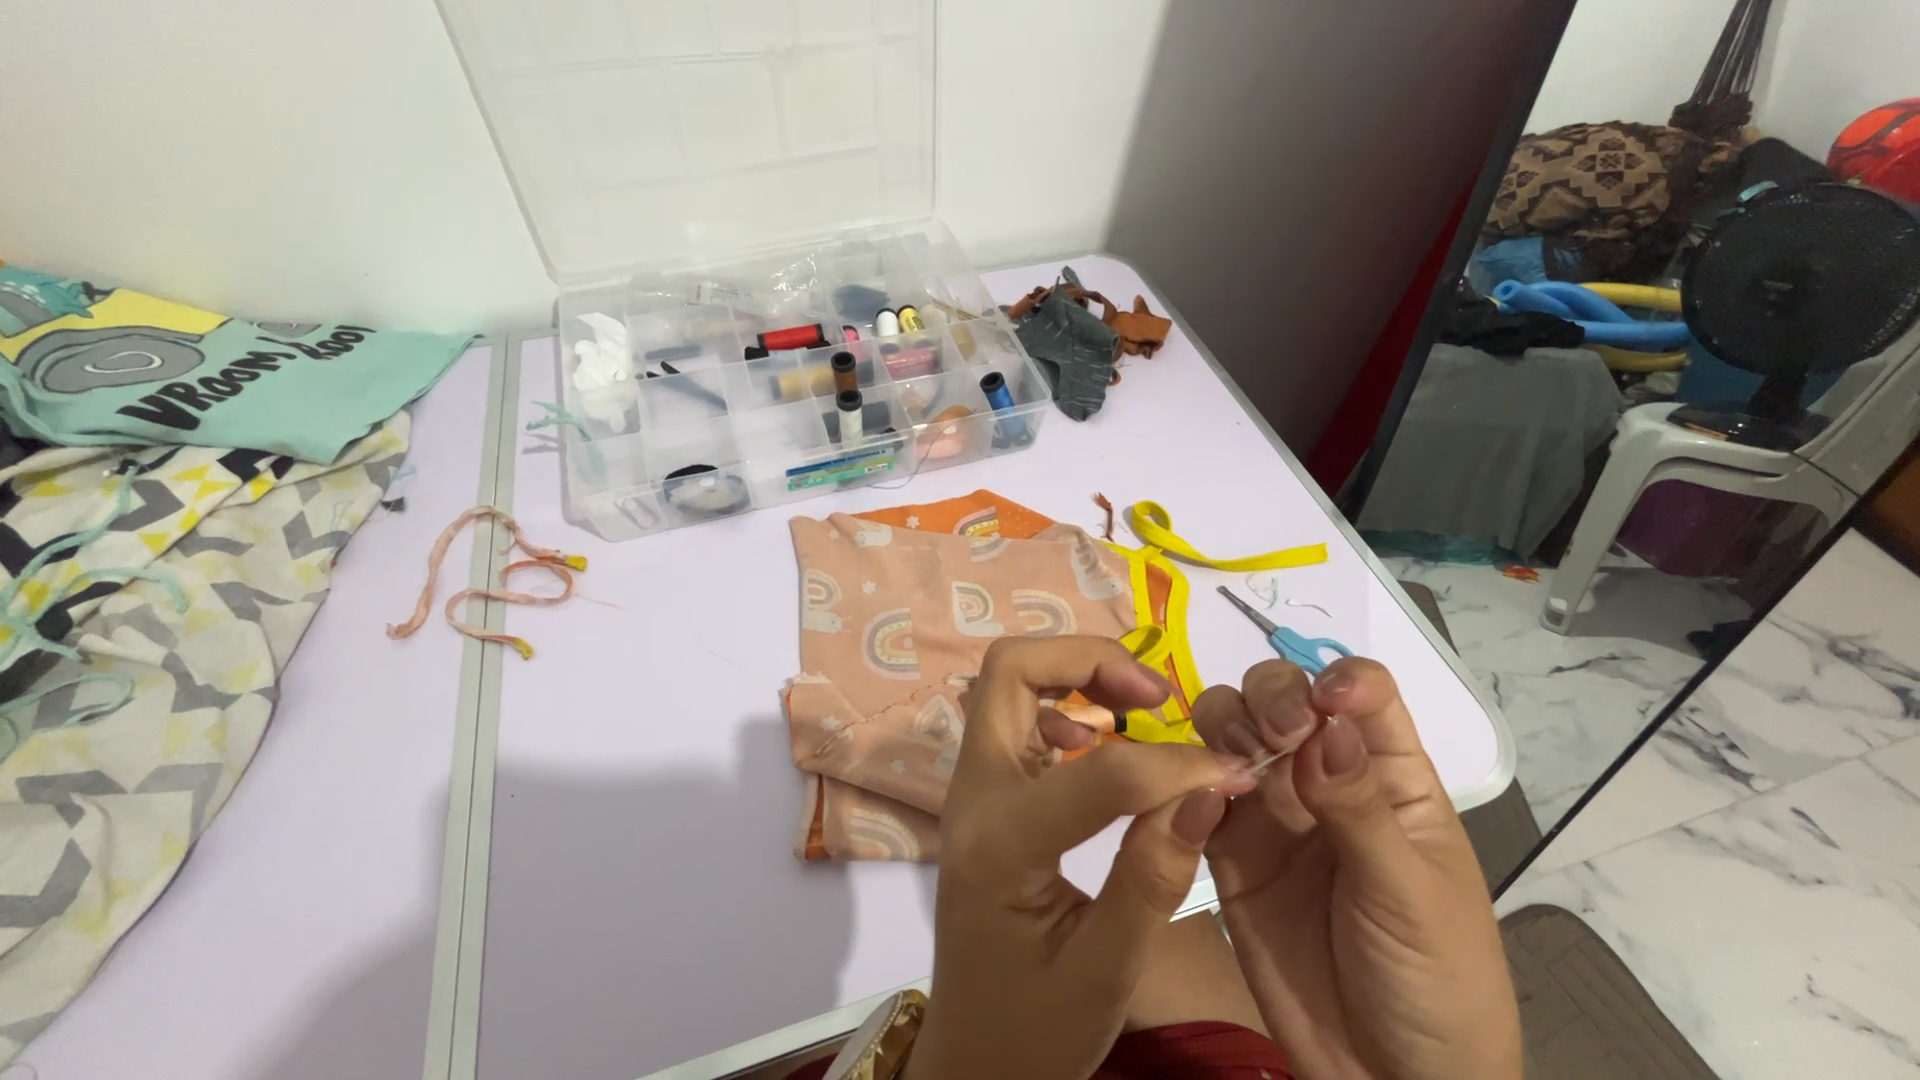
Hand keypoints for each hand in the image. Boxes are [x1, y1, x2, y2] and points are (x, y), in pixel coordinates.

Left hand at [906, 636, 1256, 1079]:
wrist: (972, 1056)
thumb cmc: (1036, 1026)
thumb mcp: (1107, 971)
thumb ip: (1155, 876)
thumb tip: (1207, 792)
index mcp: (1001, 843)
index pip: (1099, 770)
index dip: (1175, 766)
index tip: (1230, 775)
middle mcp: (973, 795)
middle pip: (1010, 671)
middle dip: (1091, 661)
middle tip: (1159, 697)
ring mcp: (972, 788)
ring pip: (1008, 682)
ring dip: (1076, 673)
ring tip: (1142, 707)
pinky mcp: (985, 794)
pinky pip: (1015, 715)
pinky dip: (1064, 703)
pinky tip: (1102, 739)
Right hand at [1194, 658, 1520, 1079]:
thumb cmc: (1436, 981)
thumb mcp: (1412, 895)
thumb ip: (1361, 808)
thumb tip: (1326, 723)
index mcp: (1388, 777)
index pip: (1362, 694)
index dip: (1339, 680)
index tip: (1321, 702)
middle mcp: (1322, 778)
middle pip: (1283, 696)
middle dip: (1271, 698)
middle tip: (1273, 741)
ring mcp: (1270, 812)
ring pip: (1229, 729)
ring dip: (1224, 726)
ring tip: (1232, 768)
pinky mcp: (1225, 850)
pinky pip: (1193, 795)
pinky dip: (1183, 781)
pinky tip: (1190, 798)